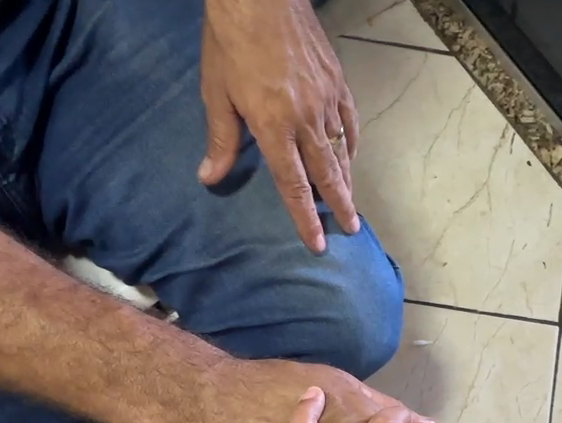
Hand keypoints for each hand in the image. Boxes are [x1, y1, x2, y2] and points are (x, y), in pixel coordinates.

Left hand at [199, 0, 360, 251]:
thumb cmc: (231, 40)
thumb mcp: (217, 91)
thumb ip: (222, 139)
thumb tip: (210, 177)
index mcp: (274, 128)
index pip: (293, 185)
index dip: (304, 218)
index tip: (317, 244)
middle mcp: (305, 121)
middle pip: (327, 175)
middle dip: (340, 206)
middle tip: (352, 230)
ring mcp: (326, 102)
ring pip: (341, 153)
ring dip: (347, 182)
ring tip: (351, 203)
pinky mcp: (337, 83)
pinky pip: (349, 124)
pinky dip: (351, 145)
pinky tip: (350, 157)